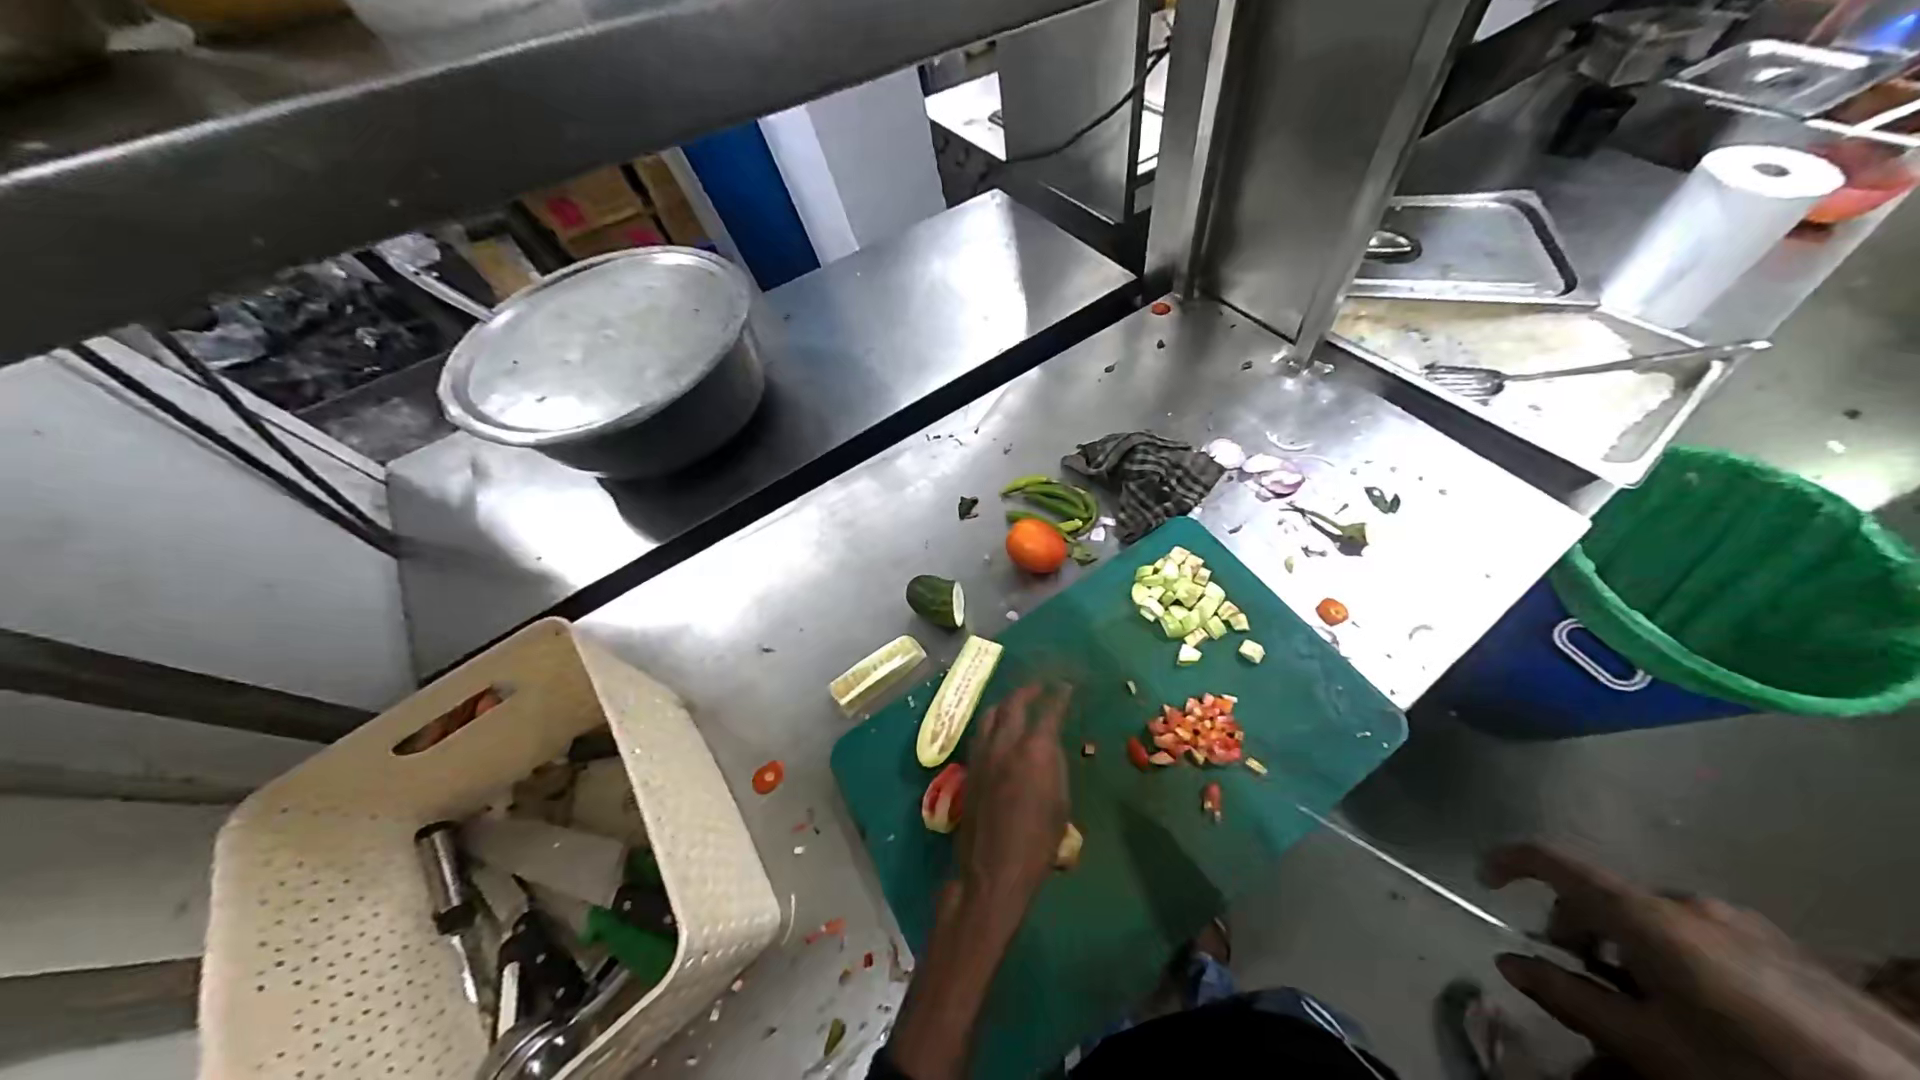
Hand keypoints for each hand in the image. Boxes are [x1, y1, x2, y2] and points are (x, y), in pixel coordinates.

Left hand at [883, 683, 1069, 1079]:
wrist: (992, 870)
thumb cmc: (1038, 844)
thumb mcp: (1060, 803)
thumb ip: (1055, 767)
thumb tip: (1049, 747)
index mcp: (1035, 751)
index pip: (1048, 710)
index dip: (1058, 695)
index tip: (1065, 686)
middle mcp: (1005, 743)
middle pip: (1014, 703)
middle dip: (1029, 690)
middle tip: (1041, 686)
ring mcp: (982, 754)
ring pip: (991, 714)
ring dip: (1006, 703)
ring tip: (1017, 702)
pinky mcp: (970, 768)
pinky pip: (981, 733)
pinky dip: (993, 722)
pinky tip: (999, 729)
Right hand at [1484, 842, 1919, 1079]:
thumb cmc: (1754, 1068)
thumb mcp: (1651, 1046)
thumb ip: (1571, 997)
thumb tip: (1508, 962)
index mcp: (1646, 917)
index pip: (1555, 862)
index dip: (1509, 860)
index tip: (1484, 880)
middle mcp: (1687, 902)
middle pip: (1605, 896)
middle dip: (1577, 928)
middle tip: (1578, 976)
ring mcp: (1743, 922)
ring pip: (1653, 917)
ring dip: (1627, 944)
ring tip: (1645, 1000)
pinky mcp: (1785, 946)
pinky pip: (1701, 932)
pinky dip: (1673, 953)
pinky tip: (1705, 1007)